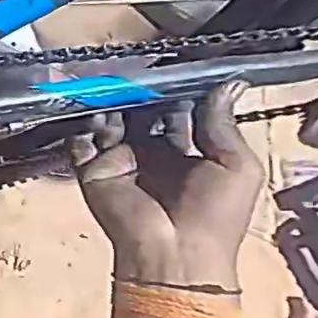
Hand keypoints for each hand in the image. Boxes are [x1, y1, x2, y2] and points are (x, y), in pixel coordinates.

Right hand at [69, 81, 261, 288]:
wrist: (176, 253)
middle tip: (137, 67)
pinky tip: (92, 111)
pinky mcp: (93, 170)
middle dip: (137, 91)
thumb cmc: (214, 214)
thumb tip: (231, 84)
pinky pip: (81, 143)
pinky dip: (82, 127)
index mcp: (185, 152)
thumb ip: (223, 125)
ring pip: (108, 121)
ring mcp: (119, 160)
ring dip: (109, 103)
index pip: (174, 111)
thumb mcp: (236, 166)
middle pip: (138, 112)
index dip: (172, 90)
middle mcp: (150, 152)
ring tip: (112, 82)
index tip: (171, 64)